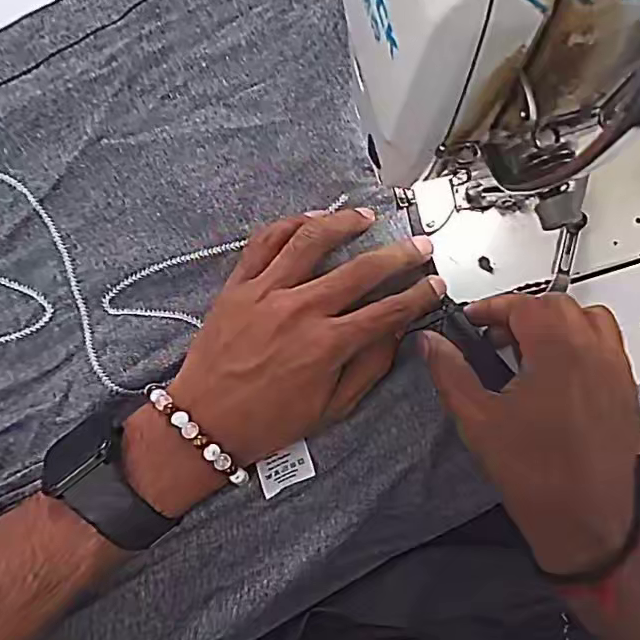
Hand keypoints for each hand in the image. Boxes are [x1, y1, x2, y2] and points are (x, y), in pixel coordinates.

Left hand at [121, 208, 442, 515]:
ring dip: (345, 223)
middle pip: (361, 269)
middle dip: (399, 255)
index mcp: (326, 346)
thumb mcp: (331, 407)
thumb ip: (368, 367)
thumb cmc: (267, 421)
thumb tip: (396, 333)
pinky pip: (265, 242)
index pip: (388, 310)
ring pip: (312, 240)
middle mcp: (299, 312)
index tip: (433, 284)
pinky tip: (310, 220)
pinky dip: (290, 224)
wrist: (206, 422)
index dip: (419, 295)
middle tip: (417, 246)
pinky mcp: (238, 286)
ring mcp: (265, 293)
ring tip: (366, 217)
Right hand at [420, 293, 639, 574]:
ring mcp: (616, 373)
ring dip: (558, 323)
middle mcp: (595, 355)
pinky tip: (558, 374)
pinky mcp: (627, 393)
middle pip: (559, 306)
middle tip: (496, 336)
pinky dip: (582, 344)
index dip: (493, 308)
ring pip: (590, 320)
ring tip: (530, 350)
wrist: (583, 521)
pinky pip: (609, 347)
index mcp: (559, 353)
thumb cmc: (539, 477)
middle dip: (523, 313)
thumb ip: (451, 372)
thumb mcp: (477, 419)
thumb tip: (433, 345)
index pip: (526, 305)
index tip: (476, 320)